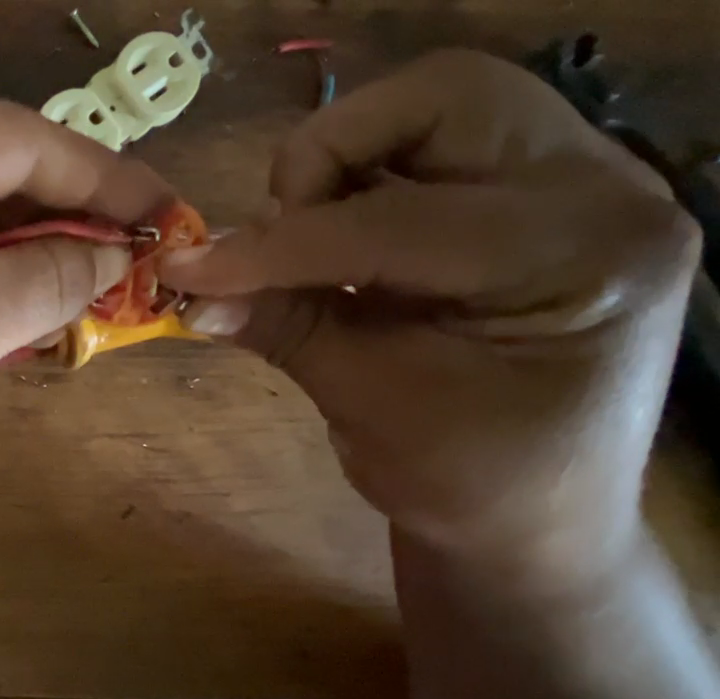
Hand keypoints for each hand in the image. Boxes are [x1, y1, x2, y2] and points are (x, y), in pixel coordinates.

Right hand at [160, 50, 701, 579]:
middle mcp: (599, 190)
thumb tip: (187, 289)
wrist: (535, 511)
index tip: (186, 269)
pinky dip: (355, 185)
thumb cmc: (468, 477)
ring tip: (298, 245)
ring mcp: (572, 181)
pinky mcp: (530, 193)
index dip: (282, 243)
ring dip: (341, 164)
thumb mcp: (372, 405)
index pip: (403, 220)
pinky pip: (429, 148)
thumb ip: (288, 329)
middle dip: (330, 156)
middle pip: (446, 100)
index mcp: (582, 258)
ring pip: (435, 108)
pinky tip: (324, 247)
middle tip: (274, 235)